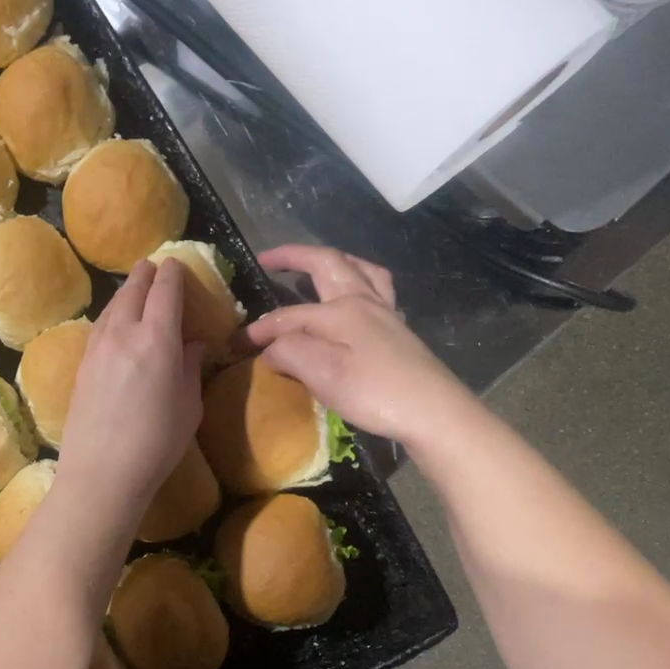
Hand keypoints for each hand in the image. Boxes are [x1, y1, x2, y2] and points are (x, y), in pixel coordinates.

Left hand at [57, 259, 202, 523]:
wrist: (101, 474)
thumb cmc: (156, 444)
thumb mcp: (188, 407)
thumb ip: (190, 369)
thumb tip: (191, 345)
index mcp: (157, 339)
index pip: (165, 291)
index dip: (172, 274)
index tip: (176, 264)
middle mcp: (123, 334)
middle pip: (132, 291)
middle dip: (145, 275)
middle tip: (152, 267)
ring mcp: (96, 349)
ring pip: (111, 307)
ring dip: (125, 293)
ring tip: (133, 289)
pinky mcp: (80, 367)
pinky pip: (98, 328)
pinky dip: (110, 315)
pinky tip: (114, 323)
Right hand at [249, 246, 476, 447]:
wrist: (433, 412)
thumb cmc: (374, 392)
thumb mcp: (322, 374)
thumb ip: (290, 352)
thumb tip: (270, 347)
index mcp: (342, 309)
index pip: (289, 315)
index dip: (260, 329)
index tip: (235, 345)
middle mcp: (365, 301)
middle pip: (328, 265)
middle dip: (296, 257)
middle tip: (270, 258)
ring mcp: (386, 314)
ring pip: (359, 271)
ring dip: (334, 261)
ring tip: (316, 265)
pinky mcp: (398, 332)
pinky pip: (376, 291)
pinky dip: (358, 282)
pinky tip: (354, 299)